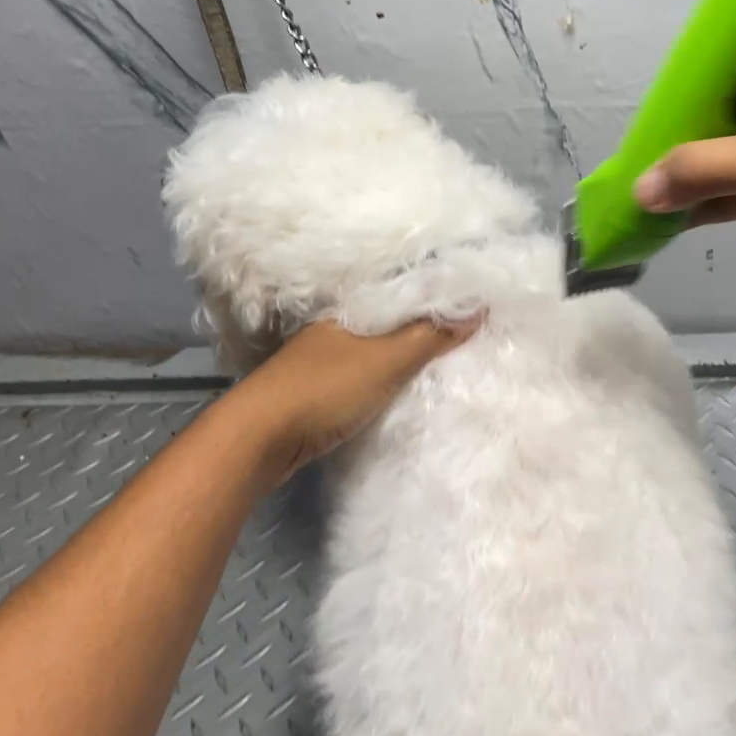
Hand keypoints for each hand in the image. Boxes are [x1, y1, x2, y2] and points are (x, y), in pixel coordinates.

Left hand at [226, 316, 479, 485]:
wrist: (257, 440)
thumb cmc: (324, 390)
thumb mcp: (387, 360)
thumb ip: (429, 335)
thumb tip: (478, 308)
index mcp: (349, 311)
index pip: (401, 294)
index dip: (435, 299)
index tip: (471, 305)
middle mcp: (334, 331)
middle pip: (388, 323)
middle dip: (421, 327)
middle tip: (466, 333)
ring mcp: (321, 363)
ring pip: (374, 351)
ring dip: (402, 355)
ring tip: (443, 360)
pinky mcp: (315, 394)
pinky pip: (363, 376)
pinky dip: (384, 379)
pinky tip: (402, 388)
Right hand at [632, 58, 735, 294]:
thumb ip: (699, 169)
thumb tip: (639, 190)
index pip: (728, 68)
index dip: (688, 84)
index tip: (648, 105)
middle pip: (718, 118)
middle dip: (678, 138)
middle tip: (633, 151)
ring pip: (723, 162)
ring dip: (687, 178)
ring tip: (639, 189)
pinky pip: (731, 195)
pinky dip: (703, 204)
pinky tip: (665, 216)